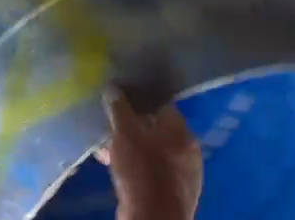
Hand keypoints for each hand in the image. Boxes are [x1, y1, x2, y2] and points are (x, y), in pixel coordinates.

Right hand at [101, 87, 201, 219]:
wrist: (154, 218)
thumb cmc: (142, 169)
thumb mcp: (124, 131)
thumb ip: (118, 107)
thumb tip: (113, 88)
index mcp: (182, 131)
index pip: (161, 105)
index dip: (139, 100)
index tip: (119, 99)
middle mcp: (189, 151)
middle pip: (156, 129)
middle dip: (131, 126)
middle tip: (110, 125)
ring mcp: (184, 174)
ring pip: (152, 150)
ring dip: (130, 147)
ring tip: (106, 148)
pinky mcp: (175, 193)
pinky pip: (152, 170)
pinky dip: (135, 165)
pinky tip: (114, 165)